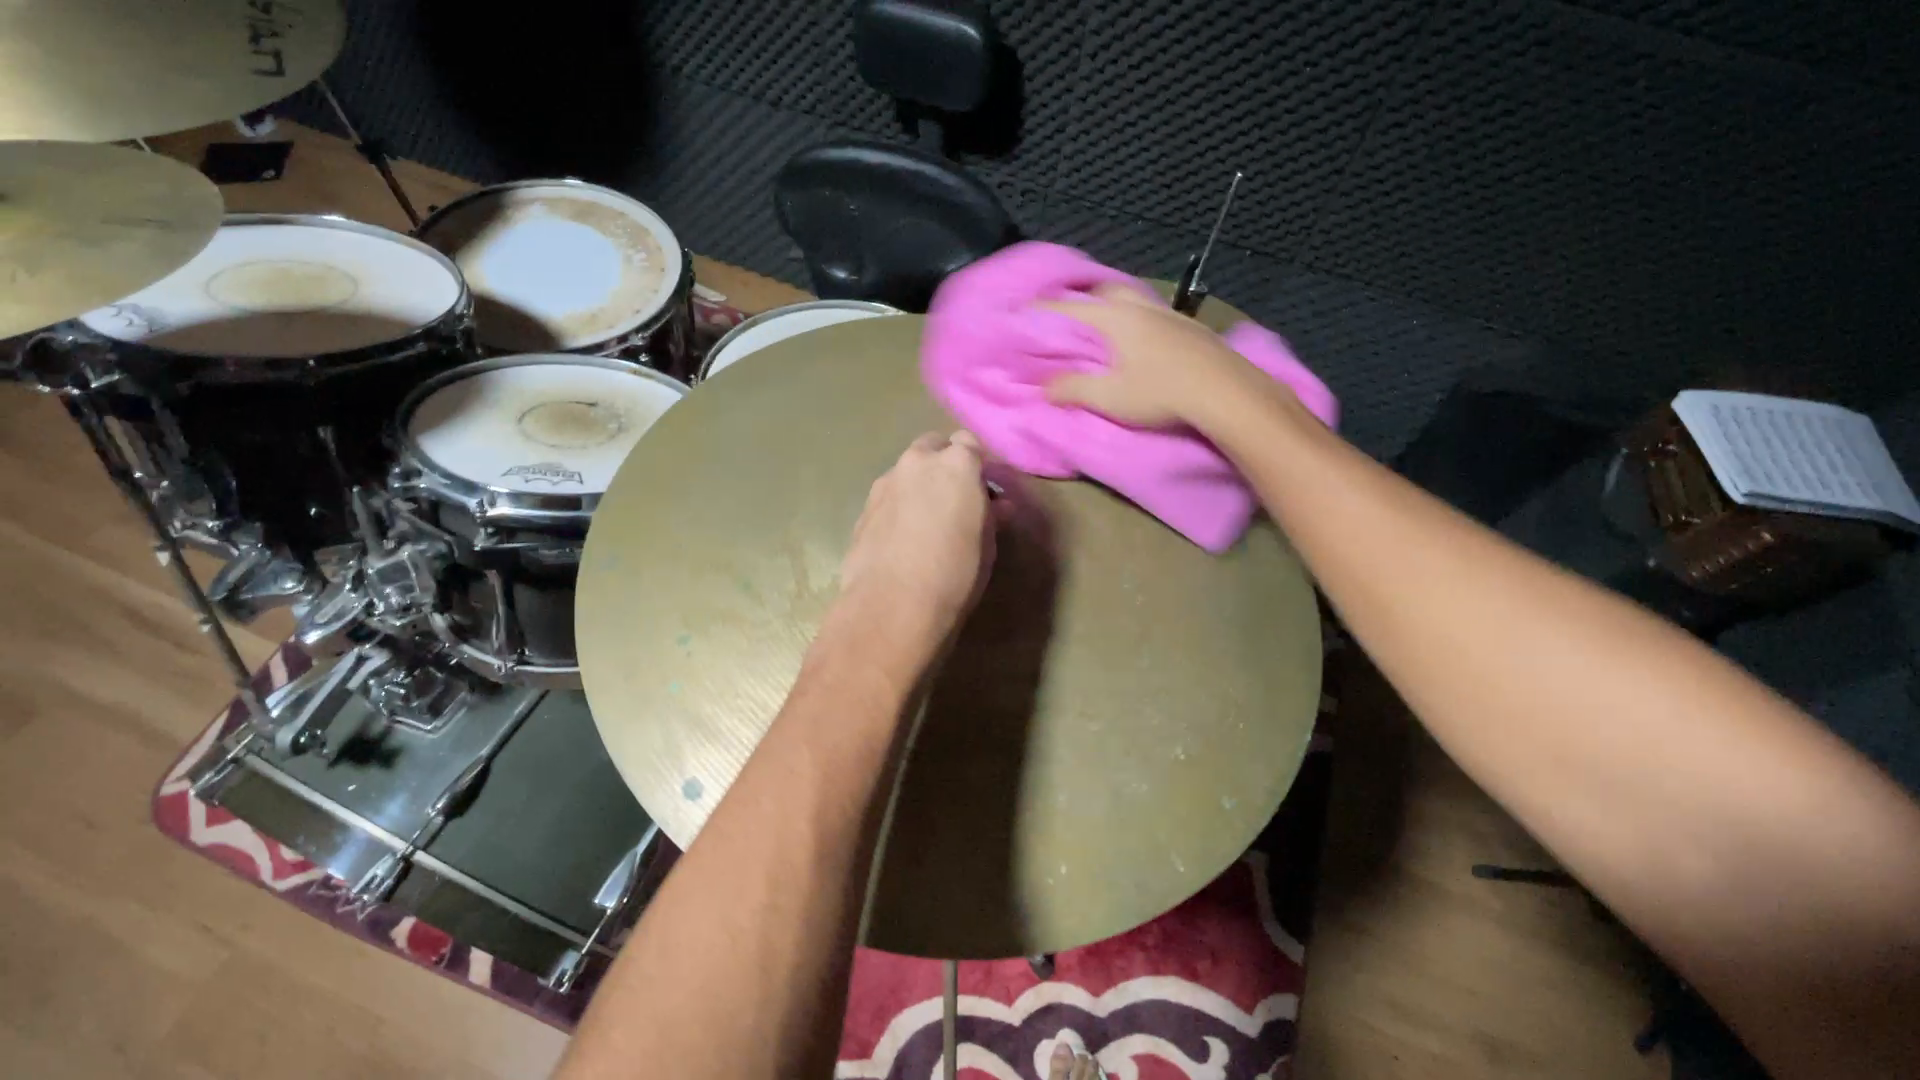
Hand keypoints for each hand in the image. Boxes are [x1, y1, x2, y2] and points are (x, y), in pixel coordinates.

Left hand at [837, 431, 996, 641]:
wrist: (892, 606)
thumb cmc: (955, 573)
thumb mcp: (987, 545)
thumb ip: (989, 515)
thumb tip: (995, 507)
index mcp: (956, 464)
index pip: (970, 444)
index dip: (978, 465)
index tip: (985, 490)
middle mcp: (917, 463)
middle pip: (933, 448)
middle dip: (944, 465)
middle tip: (956, 499)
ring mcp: (885, 483)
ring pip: (907, 472)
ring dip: (919, 486)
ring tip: (928, 522)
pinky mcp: (863, 509)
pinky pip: (888, 498)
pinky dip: (899, 507)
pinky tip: (904, 539)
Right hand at [1041, 285, 1271, 427]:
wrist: (1226, 392)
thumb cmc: (1161, 394)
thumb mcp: (1109, 398)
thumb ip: (1073, 389)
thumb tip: (1044, 387)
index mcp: (1114, 318)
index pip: (1067, 308)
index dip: (1041, 311)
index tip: (1021, 313)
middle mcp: (1140, 306)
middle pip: (1102, 293)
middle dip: (1081, 302)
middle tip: (1068, 319)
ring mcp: (1170, 313)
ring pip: (1132, 300)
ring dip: (1113, 309)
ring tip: (1104, 328)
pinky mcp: (1191, 327)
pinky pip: (1154, 313)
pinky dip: (1139, 320)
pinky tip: (1143, 339)